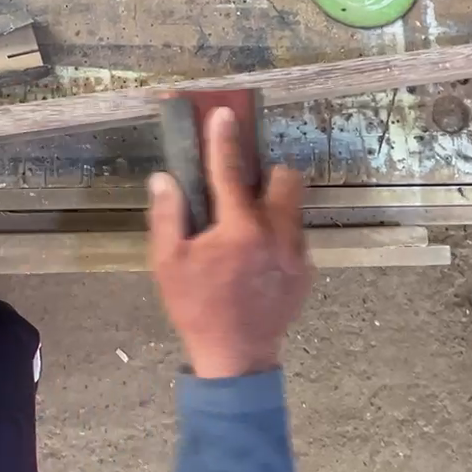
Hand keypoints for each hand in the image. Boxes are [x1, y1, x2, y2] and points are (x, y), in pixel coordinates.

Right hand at [146, 106, 310, 378]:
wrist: (237, 358)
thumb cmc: (196, 306)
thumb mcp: (167, 262)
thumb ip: (167, 216)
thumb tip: (165, 179)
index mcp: (240, 229)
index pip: (230, 171)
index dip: (224, 138)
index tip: (224, 112)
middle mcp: (277, 235)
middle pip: (285, 179)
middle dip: (265, 173)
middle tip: (239, 187)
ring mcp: (297, 255)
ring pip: (294, 208)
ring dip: (272, 204)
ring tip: (246, 225)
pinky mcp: (306, 272)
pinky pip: (295, 236)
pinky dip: (277, 234)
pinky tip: (254, 257)